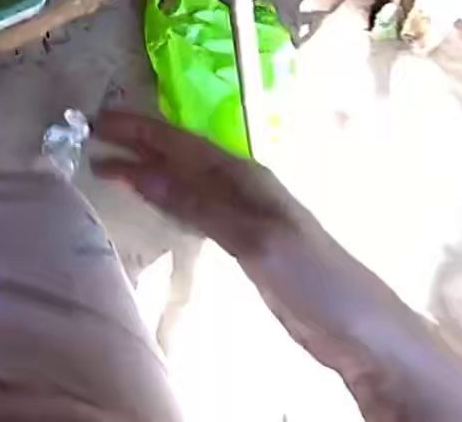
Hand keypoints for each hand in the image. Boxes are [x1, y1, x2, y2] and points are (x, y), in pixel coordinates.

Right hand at [90, 109, 306, 259]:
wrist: (374, 341)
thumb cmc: (316, 279)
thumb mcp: (254, 238)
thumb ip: (194, 203)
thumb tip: (134, 170)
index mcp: (241, 174)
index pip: (176, 140)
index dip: (136, 127)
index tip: (95, 120)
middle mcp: (236, 185)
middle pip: (174, 154)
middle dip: (132, 142)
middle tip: (87, 136)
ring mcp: (237, 212)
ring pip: (177, 177)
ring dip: (141, 167)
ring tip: (102, 163)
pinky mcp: (237, 240)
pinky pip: (185, 204)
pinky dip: (158, 194)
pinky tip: (144, 196)